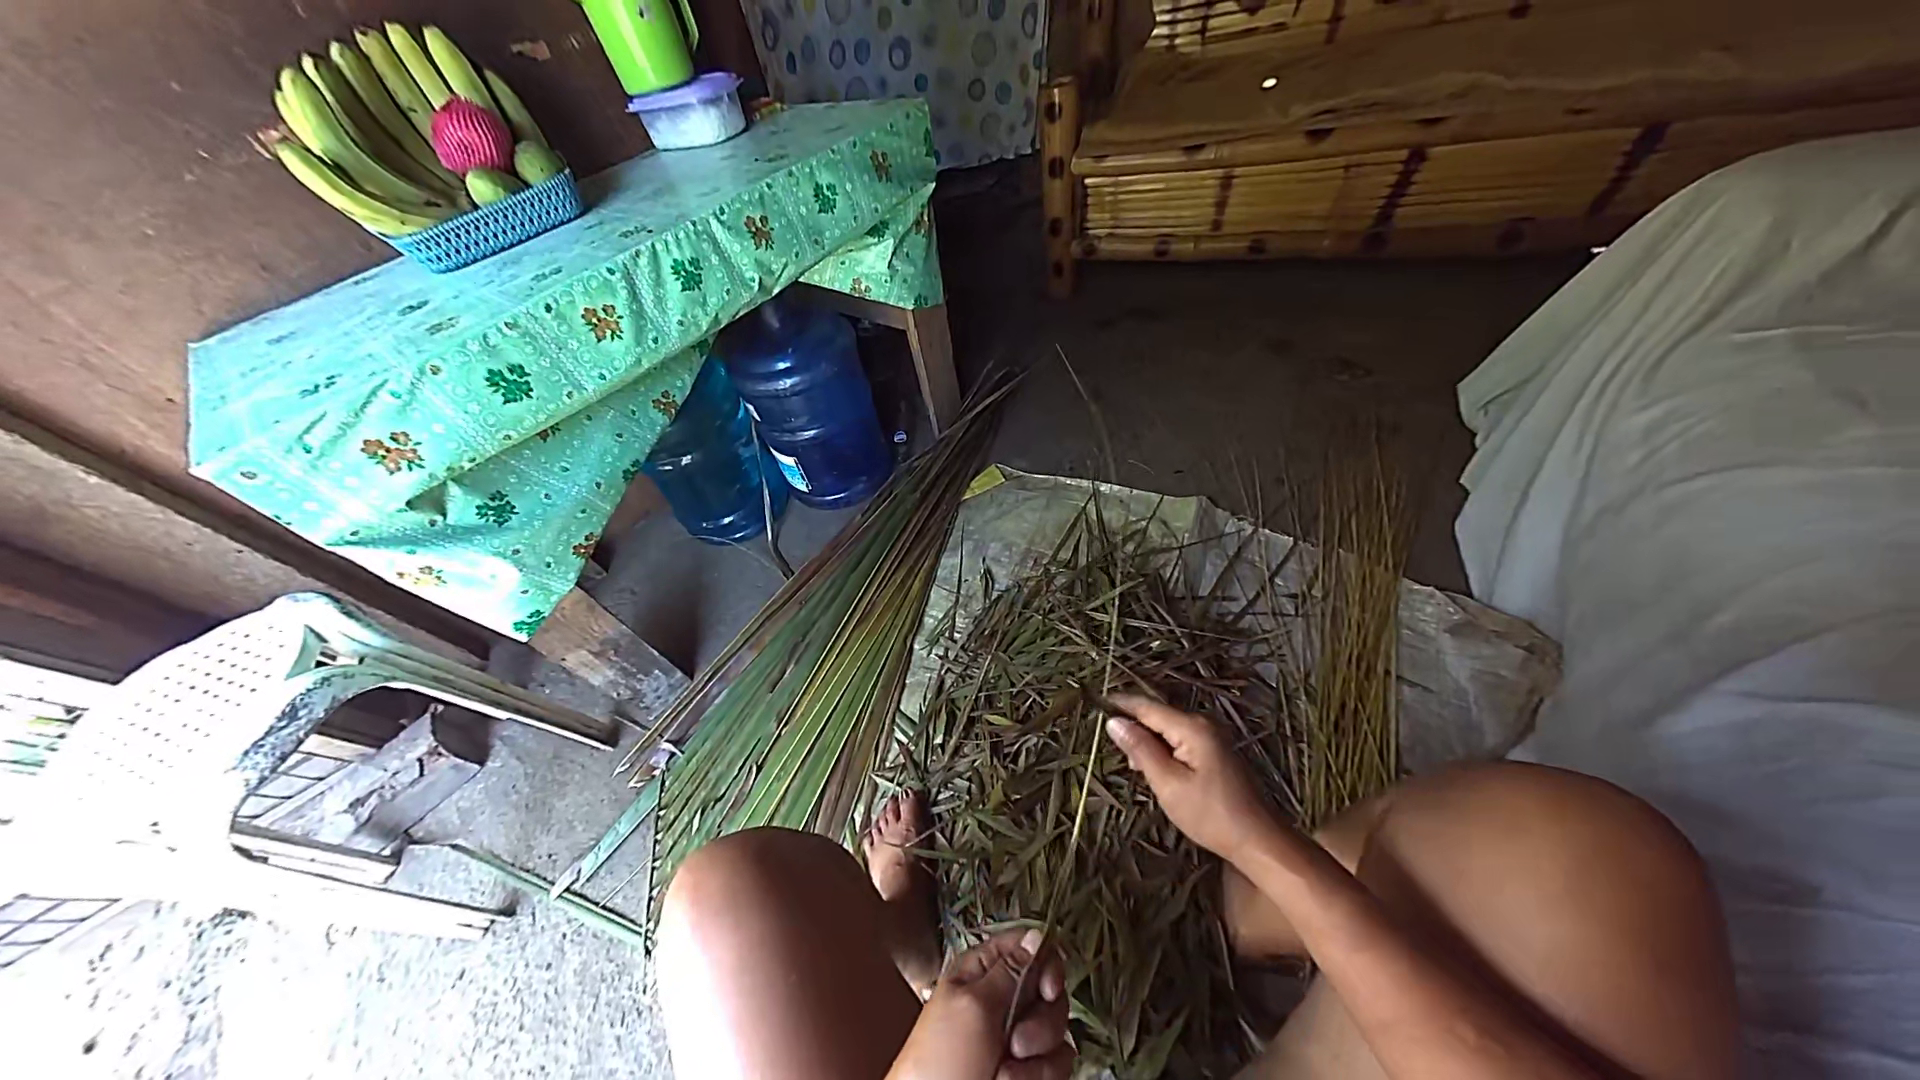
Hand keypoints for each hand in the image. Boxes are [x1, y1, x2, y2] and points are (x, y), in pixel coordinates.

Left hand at [887, 928, 1073, 1079]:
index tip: (1048, 988)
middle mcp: (1003, 999)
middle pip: (1049, 990)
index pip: (1028, 945)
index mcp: (983, 972)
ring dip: (1037, 1059)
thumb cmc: (943, 1060)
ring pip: (1056, 1031)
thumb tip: (1037, 934)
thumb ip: (1009, 970)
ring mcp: (1017, 1036)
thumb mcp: (972, 1007)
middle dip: (1040, 1023)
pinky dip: (1039, 1077)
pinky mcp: (1028, 1070)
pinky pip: (1057, 1063)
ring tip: (1005, 1073)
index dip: (1046, 961)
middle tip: (1015, 1044)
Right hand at [1105, 693, 1279, 863]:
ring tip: (1130, 763)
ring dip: (1147, 741)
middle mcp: (1203, 724)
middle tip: (1111, 745)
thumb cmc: (1211, 815)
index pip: (1147, 707)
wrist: (1259, 841)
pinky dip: (1162, 750)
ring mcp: (1212, 738)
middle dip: (1133, 726)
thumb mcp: (1168, 784)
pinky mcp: (1216, 753)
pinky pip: (1180, 741)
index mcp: (1192, 728)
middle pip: (1158, 715)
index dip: (1120, 704)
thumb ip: (1140, 749)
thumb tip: (1114, 722)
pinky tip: (1153, 769)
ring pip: (1168, 730)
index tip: (1096, 703)